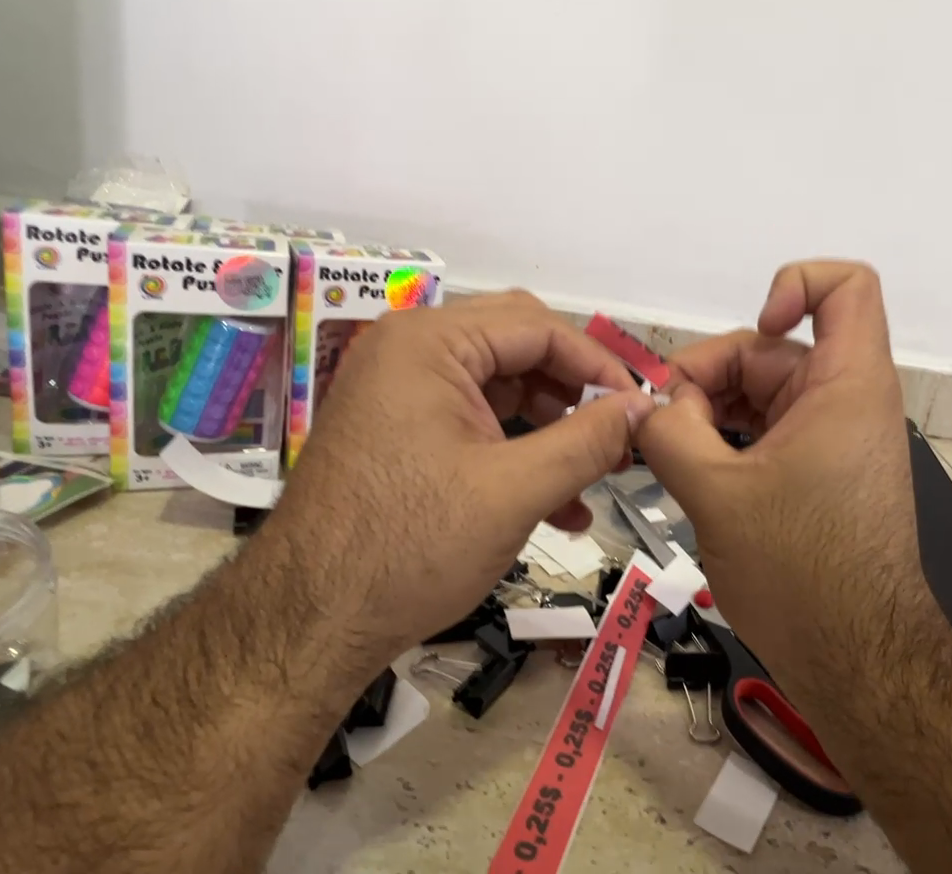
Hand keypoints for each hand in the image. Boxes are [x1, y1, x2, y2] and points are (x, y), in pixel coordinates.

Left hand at [270, 291, 655, 652]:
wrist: (307, 625)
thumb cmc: (411, 546)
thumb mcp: (514, 492)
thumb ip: (588, 440)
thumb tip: (644, 408)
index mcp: (430, 342)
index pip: (539, 327)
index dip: (600, 365)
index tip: (642, 410)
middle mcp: (410, 351)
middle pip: (519, 346)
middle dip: (575, 392)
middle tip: (617, 433)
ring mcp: (400, 391)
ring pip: (502, 386)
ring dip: (553, 427)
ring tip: (595, 476)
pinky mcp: (399, 431)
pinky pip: (475, 420)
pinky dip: (517, 450)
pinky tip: (558, 504)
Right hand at [635, 262, 918, 656]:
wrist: (857, 660)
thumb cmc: (799, 571)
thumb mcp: (715, 493)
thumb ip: (668, 433)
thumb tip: (646, 410)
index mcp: (845, 384)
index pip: (845, 286)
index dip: (793, 284)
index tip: (752, 328)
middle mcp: (847, 400)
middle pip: (773, 348)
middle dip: (710, 376)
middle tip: (661, 426)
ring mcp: (836, 438)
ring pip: (763, 392)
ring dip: (711, 413)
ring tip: (668, 454)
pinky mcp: (823, 472)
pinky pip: (770, 430)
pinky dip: (729, 440)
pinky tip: (691, 471)